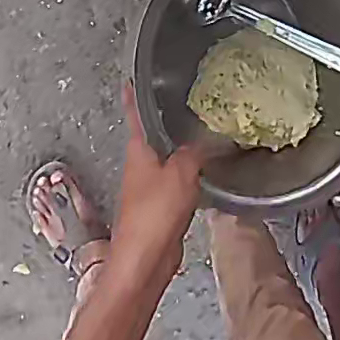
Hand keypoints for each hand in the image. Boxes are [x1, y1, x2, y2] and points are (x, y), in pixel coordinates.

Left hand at [108, 83, 205, 279]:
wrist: (145, 259)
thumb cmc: (155, 213)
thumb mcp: (182, 172)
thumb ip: (195, 152)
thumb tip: (208, 141)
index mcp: (138, 152)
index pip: (134, 115)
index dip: (133, 96)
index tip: (131, 79)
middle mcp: (140, 167)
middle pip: (152, 137)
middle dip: (164, 121)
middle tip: (183, 102)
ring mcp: (149, 188)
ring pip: (167, 159)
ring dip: (180, 148)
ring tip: (201, 132)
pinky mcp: (161, 207)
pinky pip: (177, 181)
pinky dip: (189, 173)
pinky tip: (205, 171)